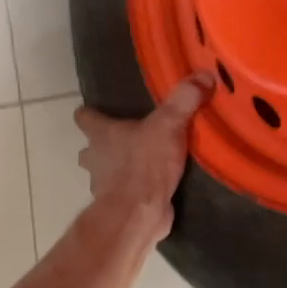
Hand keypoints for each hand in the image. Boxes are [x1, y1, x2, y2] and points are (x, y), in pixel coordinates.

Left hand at [75, 72, 214, 241]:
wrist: (138, 213)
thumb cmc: (144, 165)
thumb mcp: (168, 126)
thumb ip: (183, 101)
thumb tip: (203, 74)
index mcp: (101, 134)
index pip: (84, 117)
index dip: (89, 113)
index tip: (98, 110)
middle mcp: (95, 157)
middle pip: (89, 148)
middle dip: (102, 145)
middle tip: (126, 139)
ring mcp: (101, 183)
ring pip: (102, 172)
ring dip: (115, 169)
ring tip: (141, 162)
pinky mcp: (115, 205)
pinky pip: (120, 193)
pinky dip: (131, 190)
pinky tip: (149, 187)